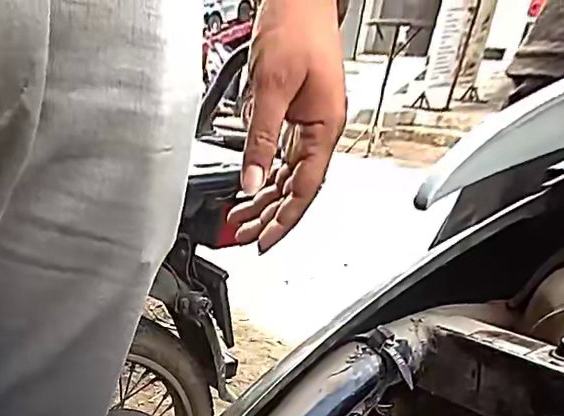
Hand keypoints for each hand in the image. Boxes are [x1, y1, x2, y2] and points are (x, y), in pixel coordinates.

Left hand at [225, 0, 346, 251]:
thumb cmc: (295, 24)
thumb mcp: (270, 88)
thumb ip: (259, 140)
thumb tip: (249, 182)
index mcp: (323, 128)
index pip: (303, 191)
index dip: (283, 221)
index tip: (263, 242)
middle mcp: (319, 131)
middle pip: (294, 190)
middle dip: (268, 217)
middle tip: (243, 237)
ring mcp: (308, 126)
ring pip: (285, 178)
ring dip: (263, 201)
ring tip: (240, 219)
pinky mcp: (294, 118)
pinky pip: (280, 160)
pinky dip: (263, 177)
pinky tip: (248, 189)